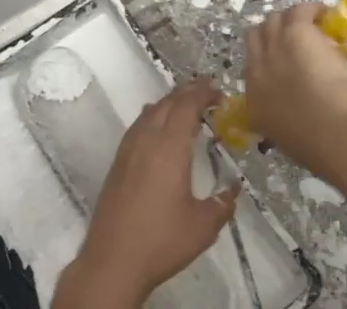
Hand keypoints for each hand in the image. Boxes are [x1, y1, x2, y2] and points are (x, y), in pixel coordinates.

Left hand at [53, 80, 236, 307]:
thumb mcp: (203, 226)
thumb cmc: (161, 239)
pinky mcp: (118, 162)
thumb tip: (233, 188)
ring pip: (150, 112)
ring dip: (169, 103)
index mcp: (169, 147)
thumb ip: (222, 203)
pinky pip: (138, 126)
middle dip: (187, 93)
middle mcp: (147, 139)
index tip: (218, 89)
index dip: (202, 92)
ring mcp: (128, 149)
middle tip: (207, 91)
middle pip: (167, 103)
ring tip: (186, 105)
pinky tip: (158, 128)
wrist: (113, 258)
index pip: (186, 106)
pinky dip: (154, 117)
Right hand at [244, 3, 346, 180]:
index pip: (250, 70)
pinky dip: (311, 9)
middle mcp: (257, 69)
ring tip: (311, 24)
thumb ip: (286, 123)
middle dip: (271, 35)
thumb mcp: (293, 140)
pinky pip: (299, 10)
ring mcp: (275, 48)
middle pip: (255, 37)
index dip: (266, 61)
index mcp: (255, 102)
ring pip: (274, 20)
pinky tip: (325, 12)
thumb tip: (296, 117)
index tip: (284, 62)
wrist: (342, 136)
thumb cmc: (324, 148)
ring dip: (290, 20)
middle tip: (293, 38)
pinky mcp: (296, 32)